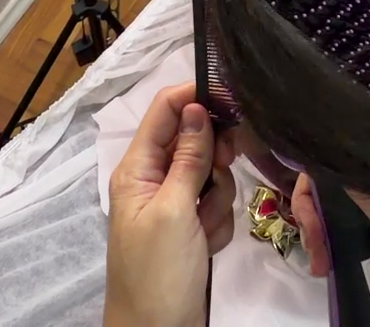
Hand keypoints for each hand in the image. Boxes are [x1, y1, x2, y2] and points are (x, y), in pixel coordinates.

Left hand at [105, 83, 237, 326]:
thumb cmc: (158, 274)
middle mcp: (154, 178)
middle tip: (219, 174)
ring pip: (210, 170)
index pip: (165, 110)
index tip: (231, 98)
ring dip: (217, 196)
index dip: (195, 96)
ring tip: (205, 226)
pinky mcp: (191, 226)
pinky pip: (216, 202)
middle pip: (194, 137)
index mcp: (138, 167)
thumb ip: (189, 157)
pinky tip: (208, 244)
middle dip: (212, 156)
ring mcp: (173, 203)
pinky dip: (218, 220)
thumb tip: (197, 106)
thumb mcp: (174, 211)